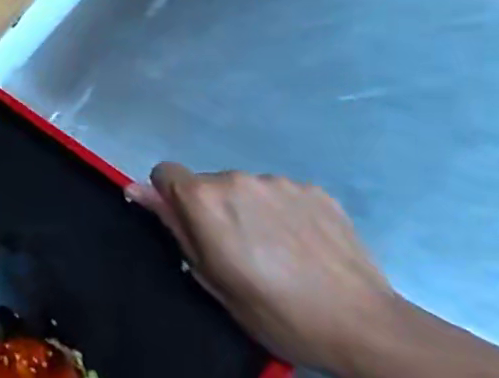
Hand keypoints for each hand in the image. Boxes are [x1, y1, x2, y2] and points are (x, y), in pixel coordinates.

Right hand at [127, 165, 401, 376]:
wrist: (362, 324)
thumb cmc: (277, 312)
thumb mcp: (214, 280)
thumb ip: (174, 227)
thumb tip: (135, 188)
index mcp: (204, 199)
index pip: (165, 173)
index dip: (171, 199)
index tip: (192, 230)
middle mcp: (236, 178)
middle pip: (210, 184)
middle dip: (217, 210)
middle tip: (242, 253)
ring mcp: (278, 180)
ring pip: (249, 189)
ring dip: (253, 211)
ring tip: (280, 253)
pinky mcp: (313, 188)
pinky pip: (285, 194)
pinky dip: (287, 214)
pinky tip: (306, 247)